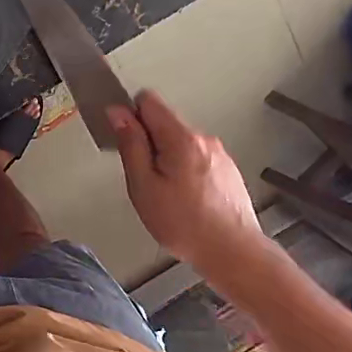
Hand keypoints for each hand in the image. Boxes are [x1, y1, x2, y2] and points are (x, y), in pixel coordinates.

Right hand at [108, 91, 265, 270]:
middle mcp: (203, 139)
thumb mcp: (143, 186)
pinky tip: (184, 201)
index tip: (126, 140)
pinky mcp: (226, 169)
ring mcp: (218, 154)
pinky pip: (196, 159)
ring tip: (166, 195)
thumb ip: (130, 145)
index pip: (148, 100)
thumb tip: (118, 114)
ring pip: (180, 143)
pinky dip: (185, 173)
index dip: (130, 116)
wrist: (232, 251)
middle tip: (145, 179)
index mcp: (181, 138)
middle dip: (148, 144)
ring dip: (167, 161)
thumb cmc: (187, 225)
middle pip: (164, 123)